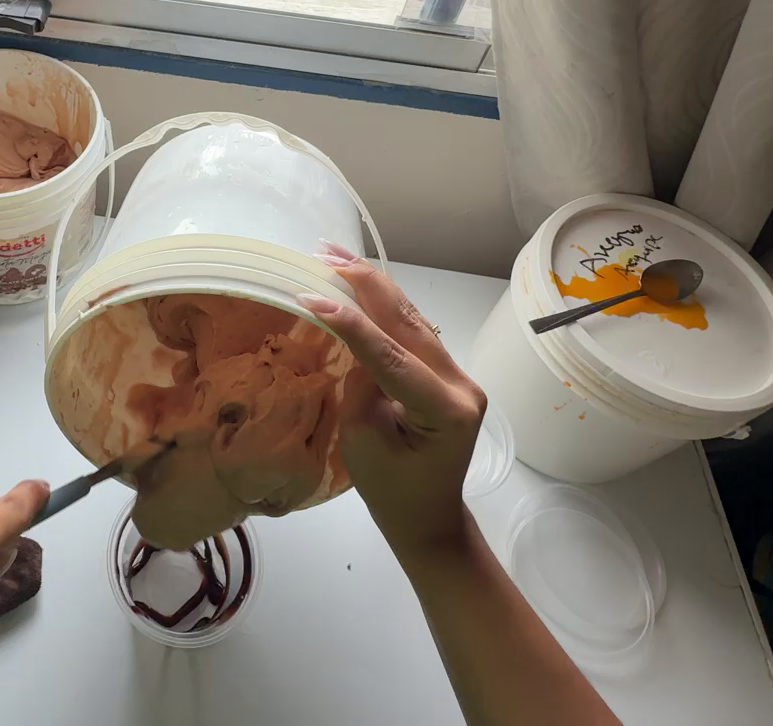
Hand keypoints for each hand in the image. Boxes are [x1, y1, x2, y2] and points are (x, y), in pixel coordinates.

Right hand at [300, 243, 484, 564]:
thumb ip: (361, 383)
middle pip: (409, 321)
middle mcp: (461, 383)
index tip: (311, 295)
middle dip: (364, 283)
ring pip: (412, 317)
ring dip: (372, 285)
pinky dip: (382, 304)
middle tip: (324, 254)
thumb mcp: (362, 439)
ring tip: (335, 255)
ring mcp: (458, 374)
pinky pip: (412, 330)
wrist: (429, 519)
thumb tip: (355, 335)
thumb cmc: (391, 493)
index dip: (349, 322)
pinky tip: (359, 282)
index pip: (390, 355)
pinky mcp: (447, 372)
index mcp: (445, 409)